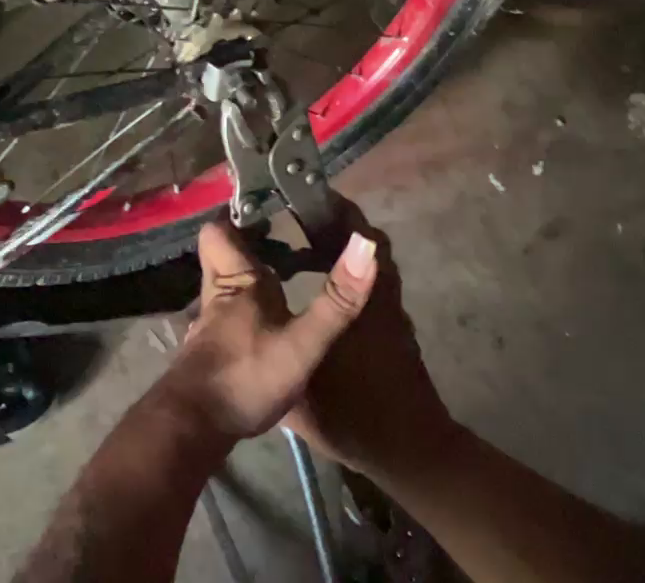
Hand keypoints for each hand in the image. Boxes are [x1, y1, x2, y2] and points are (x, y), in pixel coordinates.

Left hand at [150, 219, 378, 443]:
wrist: (192, 428)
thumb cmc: (245, 376)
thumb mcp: (302, 342)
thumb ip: (336, 299)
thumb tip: (365, 243)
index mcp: (236, 282)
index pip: (218, 230)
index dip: (237, 216)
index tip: (269, 206)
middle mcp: (217, 296)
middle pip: (224, 255)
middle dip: (251, 246)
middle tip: (287, 240)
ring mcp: (209, 326)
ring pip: (226, 287)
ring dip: (252, 279)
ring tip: (288, 278)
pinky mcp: (209, 353)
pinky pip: (228, 316)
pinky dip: (249, 311)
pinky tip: (271, 327)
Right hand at [284, 203, 456, 475]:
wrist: (412, 451)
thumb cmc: (356, 411)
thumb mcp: (301, 379)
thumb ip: (271, 344)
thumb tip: (232, 320)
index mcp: (363, 297)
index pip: (357, 234)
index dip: (335, 209)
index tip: (305, 193)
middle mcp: (381, 296)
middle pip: (366, 243)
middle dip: (334, 225)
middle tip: (295, 216)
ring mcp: (392, 315)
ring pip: (371, 265)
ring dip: (343, 250)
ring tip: (302, 248)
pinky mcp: (395, 333)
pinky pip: (370, 287)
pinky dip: (348, 277)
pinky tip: (319, 293)